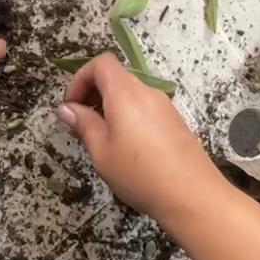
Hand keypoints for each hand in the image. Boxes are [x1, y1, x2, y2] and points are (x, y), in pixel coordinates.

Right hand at [56, 53, 229, 216]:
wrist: (193, 196)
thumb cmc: (140, 175)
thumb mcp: (102, 152)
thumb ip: (84, 125)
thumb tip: (66, 109)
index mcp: (125, 94)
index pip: (101, 63)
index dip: (80, 79)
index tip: (71, 107)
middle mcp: (147, 92)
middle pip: (115, 77)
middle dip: (93, 94)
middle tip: (81, 124)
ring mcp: (165, 106)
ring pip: (130, 93)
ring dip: (110, 106)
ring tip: (103, 139)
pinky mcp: (175, 121)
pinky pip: (145, 107)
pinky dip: (128, 115)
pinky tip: (127, 147)